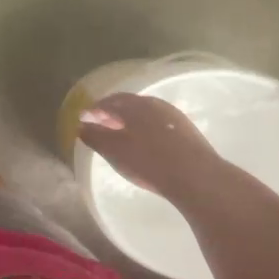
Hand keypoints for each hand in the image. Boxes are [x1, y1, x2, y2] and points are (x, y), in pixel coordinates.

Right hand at [77, 93, 224, 197]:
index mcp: (133, 106)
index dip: (92, 110)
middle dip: (111, 112)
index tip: (82, 119)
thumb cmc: (147, 161)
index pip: (107, 102)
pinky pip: (157, 121)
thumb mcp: (112, 150)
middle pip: (127, 103)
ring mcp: (173, 115)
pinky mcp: (186, 129)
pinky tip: (143, 141)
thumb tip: (81, 126)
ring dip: (129, 119)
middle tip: (99, 124)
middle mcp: (153, 104)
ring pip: (144, 112)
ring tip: (120, 134)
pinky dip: (144, 126)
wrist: (197, 177)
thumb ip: (93, 135)